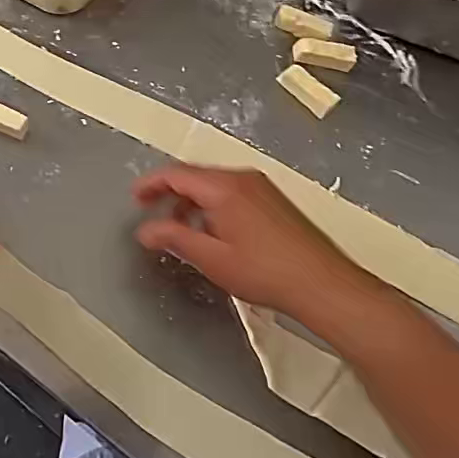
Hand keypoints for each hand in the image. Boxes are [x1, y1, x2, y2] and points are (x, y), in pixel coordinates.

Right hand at [133, 165, 381, 313]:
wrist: (323, 284)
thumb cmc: (266, 272)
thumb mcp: (211, 258)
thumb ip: (174, 238)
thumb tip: (145, 230)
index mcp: (224, 187)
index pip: (177, 173)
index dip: (151, 184)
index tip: (135, 198)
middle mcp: (243, 178)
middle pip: (195, 175)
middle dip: (170, 192)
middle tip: (152, 212)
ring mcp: (261, 187)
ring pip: (214, 184)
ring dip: (191, 200)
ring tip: (180, 228)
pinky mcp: (272, 200)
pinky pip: (232, 191)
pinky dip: (212, 204)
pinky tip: (212, 231)